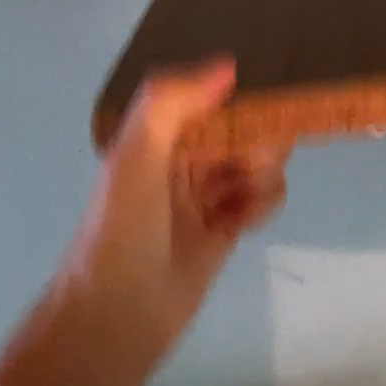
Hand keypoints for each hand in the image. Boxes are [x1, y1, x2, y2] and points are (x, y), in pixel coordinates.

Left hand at [58, 59, 292, 346]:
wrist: (116, 321)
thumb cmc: (122, 233)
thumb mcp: (136, 157)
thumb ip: (171, 104)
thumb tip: (228, 65)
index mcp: (158, 136)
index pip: (213, 98)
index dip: (244, 98)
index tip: (269, 104)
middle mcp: (184, 158)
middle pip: (245, 128)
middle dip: (258, 142)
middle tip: (245, 167)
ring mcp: (208, 194)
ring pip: (261, 161)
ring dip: (264, 175)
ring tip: (241, 204)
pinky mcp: (228, 226)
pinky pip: (266, 197)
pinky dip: (266, 204)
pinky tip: (245, 223)